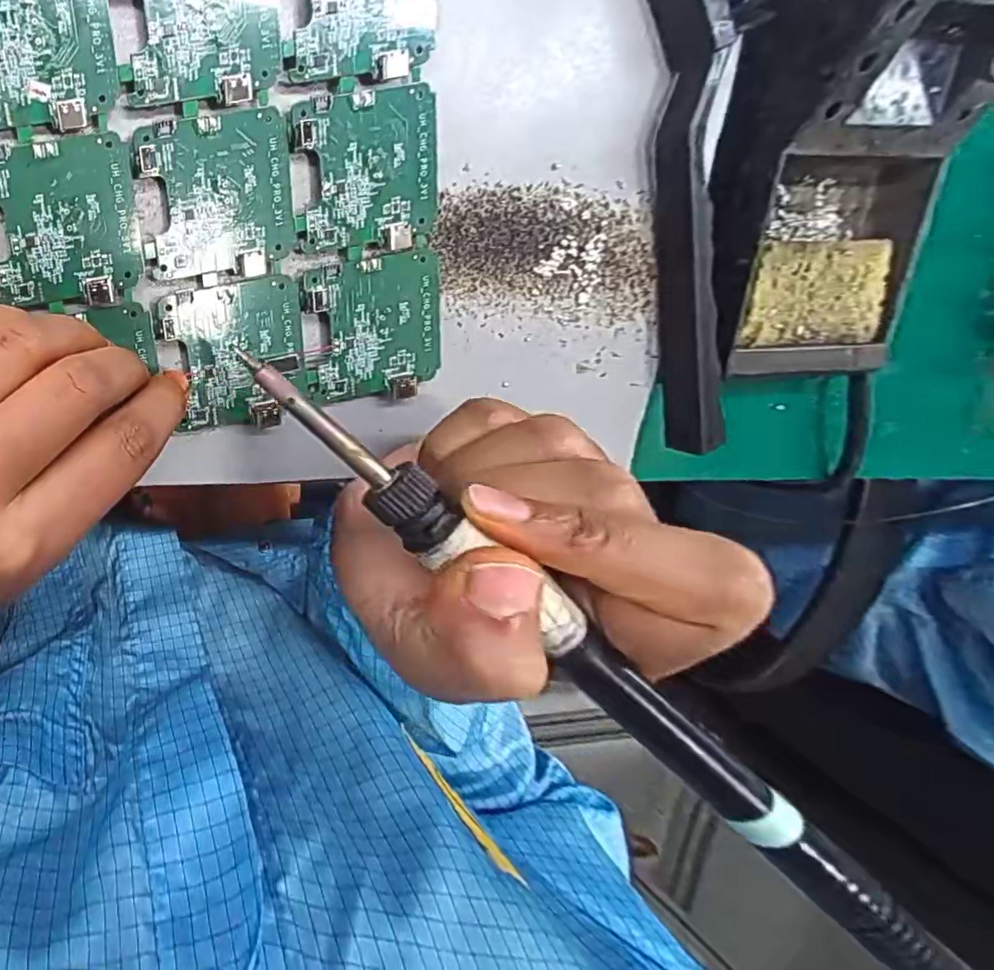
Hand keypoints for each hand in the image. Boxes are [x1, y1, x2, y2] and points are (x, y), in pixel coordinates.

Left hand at [0, 305, 188, 637]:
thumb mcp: (33, 557)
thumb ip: (88, 484)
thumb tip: (136, 404)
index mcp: (15, 543)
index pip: (113, 452)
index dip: (157, 409)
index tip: (169, 389)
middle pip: (72, 389)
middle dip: (120, 366)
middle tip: (127, 369)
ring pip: (20, 343)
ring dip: (72, 333)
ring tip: (84, 347)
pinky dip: (11, 320)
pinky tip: (26, 337)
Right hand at [333, 399, 772, 701]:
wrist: (385, 587)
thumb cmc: (433, 635)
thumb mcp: (449, 670)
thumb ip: (487, 650)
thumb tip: (507, 578)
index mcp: (646, 624)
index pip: (701, 577)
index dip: (606, 549)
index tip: (506, 546)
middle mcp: (628, 545)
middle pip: (602, 491)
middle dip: (499, 510)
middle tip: (444, 540)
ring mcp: (579, 479)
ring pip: (549, 442)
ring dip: (465, 475)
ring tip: (440, 516)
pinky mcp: (525, 440)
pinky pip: (494, 418)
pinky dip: (446, 446)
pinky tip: (438, 483)